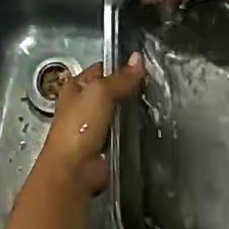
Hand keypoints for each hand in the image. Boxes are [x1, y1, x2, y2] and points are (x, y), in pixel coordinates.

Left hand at [37, 57, 144, 191]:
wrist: (74, 170)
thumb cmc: (81, 124)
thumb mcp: (101, 92)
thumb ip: (121, 77)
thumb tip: (139, 57)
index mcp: (75, 87)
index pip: (100, 69)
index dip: (119, 66)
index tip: (143, 65)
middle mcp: (81, 105)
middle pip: (109, 91)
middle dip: (127, 89)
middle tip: (152, 85)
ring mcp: (92, 128)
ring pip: (117, 112)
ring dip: (131, 112)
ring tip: (154, 104)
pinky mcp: (102, 148)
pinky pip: (120, 133)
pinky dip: (130, 131)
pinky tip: (146, 127)